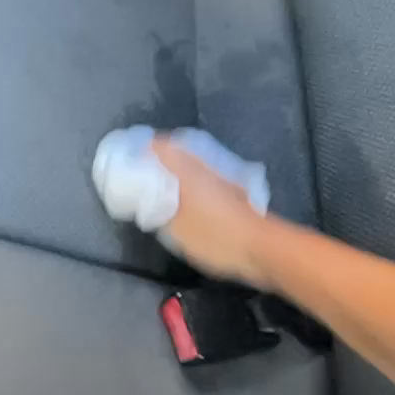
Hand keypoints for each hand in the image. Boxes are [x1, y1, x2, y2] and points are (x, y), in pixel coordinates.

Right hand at [152, 137, 276, 289]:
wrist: (264, 248)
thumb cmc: (217, 237)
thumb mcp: (176, 229)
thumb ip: (157, 211)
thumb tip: (145, 200)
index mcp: (187, 171)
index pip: (161, 146)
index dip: (144, 147)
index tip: (130, 155)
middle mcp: (205, 167)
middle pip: (179, 150)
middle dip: (159, 156)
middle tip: (143, 168)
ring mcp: (222, 177)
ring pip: (193, 162)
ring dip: (176, 167)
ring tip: (161, 182)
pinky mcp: (233, 191)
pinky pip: (204, 176)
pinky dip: (191, 179)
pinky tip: (187, 197)